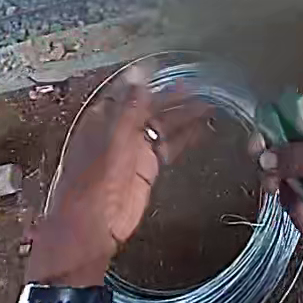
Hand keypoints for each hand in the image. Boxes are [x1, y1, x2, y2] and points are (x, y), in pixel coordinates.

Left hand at [24, 65, 211, 285]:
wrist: (89, 232)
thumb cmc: (91, 186)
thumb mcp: (112, 143)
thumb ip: (130, 109)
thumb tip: (142, 74)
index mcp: (104, 119)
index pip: (132, 91)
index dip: (154, 79)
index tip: (178, 69)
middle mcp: (120, 130)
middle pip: (153, 105)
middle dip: (177, 96)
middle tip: (205, 86)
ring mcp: (135, 148)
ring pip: (165, 123)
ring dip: (187, 114)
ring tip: (212, 103)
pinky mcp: (148, 167)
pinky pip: (171, 145)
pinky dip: (188, 135)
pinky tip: (205, 127)